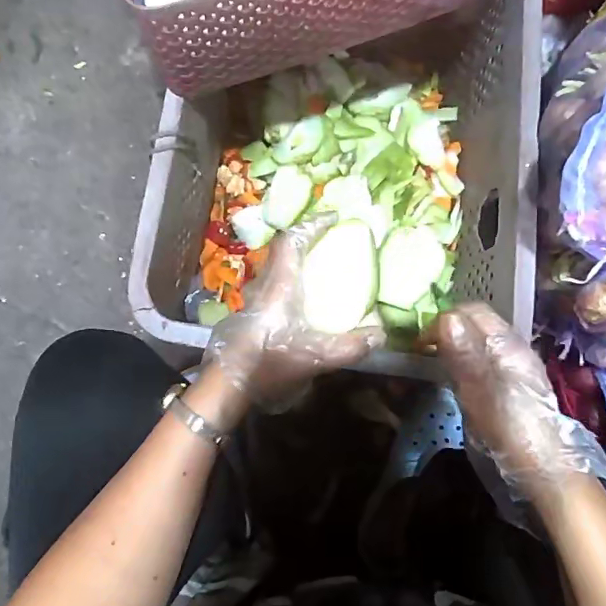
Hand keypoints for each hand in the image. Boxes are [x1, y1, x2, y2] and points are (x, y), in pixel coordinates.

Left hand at [204, 214, 383, 407]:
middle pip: (281, 252)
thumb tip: (381, 334)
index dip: (311, 225)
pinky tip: (298, 305)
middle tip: (329, 244)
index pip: (291, 241)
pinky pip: (269, 289)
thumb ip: (350, 346)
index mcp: (278, 285)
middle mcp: (262, 286)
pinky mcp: (244, 317)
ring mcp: (250, 301)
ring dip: (294, 266)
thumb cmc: (268, 364)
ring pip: (273, 271)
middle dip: (305, 242)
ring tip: (317, 273)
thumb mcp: (316, 358)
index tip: (332, 218)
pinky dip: (286, 285)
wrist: (225, 387)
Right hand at [434, 303, 605, 504]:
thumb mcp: (480, 389)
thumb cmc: (510, 427)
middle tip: (423, 349)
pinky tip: (454, 377)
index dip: (442, 320)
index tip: (419, 343)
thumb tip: (445, 318)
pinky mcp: (511, 385)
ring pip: (478, 341)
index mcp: (508, 344)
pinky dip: (463, 360)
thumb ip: (464, 354)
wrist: (543, 468)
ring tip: (433, 361)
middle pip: (476, 323)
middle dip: (447, 328)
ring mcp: (513, 367)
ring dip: (454, 344)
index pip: (472, 311)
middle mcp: (513, 348)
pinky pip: (482, 359)